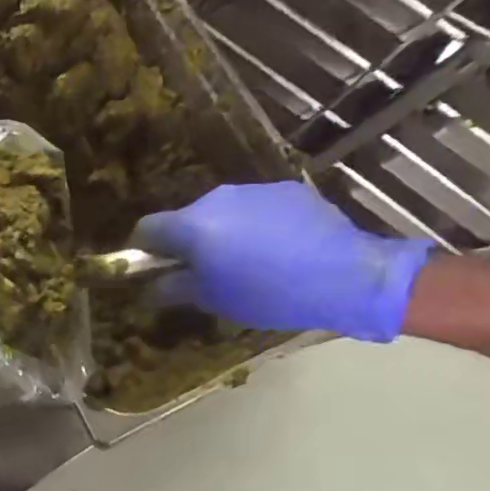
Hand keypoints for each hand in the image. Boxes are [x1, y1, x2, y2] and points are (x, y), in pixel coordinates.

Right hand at [130, 181, 432, 341]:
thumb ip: (173, 289)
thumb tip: (147, 289)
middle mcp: (218, 198)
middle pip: (186, 219)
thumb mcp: (214, 300)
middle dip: (187, 244)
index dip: (142, 250)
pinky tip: (277, 252)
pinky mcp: (287, 191)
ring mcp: (254, 190)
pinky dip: (254, 228)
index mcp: (194, 224)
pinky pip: (256, 209)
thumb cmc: (268, 295)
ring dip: (222, 235)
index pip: (147, 228)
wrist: (346, 276)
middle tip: (203, 275)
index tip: (152, 271)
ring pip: (222, 213)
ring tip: (245, 265)